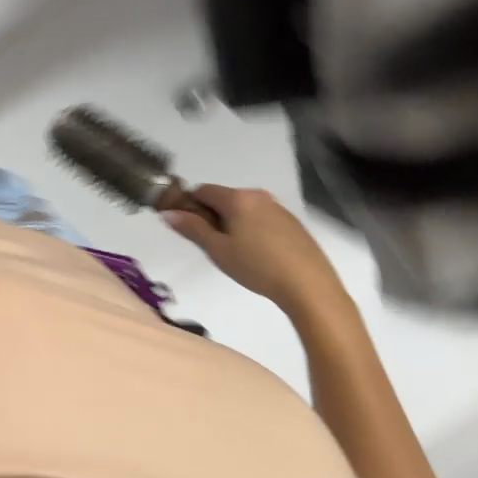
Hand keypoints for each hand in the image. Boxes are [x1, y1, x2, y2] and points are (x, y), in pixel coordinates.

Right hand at [161, 186, 344, 312]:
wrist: (310, 287)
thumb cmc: (257, 266)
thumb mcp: (218, 250)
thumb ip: (192, 228)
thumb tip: (167, 213)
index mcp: (238, 198)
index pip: (203, 190)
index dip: (190, 205)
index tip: (188, 227)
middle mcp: (259, 196)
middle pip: (225, 199)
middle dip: (213, 216)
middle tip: (212, 245)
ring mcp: (280, 208)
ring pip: (245, 210)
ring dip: (234, 224)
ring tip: (237, 254)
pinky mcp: (294, 224)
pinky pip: (263, 219)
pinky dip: (254, 230)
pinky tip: (260, 255)